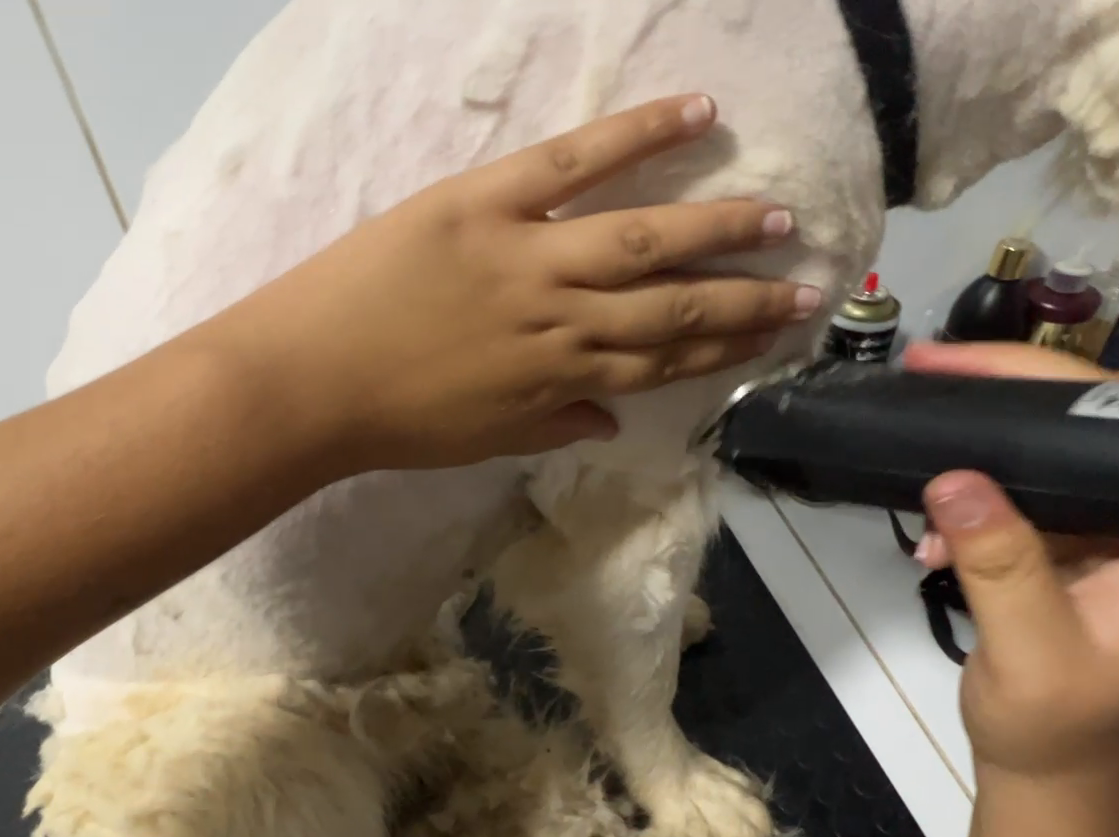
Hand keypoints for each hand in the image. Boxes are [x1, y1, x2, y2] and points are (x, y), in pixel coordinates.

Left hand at [191, 94, 819, 471]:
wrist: (307, 384)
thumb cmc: (394, 422)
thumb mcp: (484, 440)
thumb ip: (553, 424)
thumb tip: (611, 418)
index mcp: (559, 379)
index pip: (662, 361)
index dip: (723, 349)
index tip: (772, 338)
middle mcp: (562, 319)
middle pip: (672, 304)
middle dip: (745, 297)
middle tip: (811, 281)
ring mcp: (528, 255)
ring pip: (643, 237)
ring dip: (718, 225)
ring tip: (778, 215)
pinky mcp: (485, 202)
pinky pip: (574, 161)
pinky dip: (638, 133)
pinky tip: (698, 113)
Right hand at [902, 343, 1118, 777]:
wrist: (1043, 762)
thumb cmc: (1057, 719)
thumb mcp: (1033, 648)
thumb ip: (1002, 564)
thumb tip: (951, 477)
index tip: (1040, 367)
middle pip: (1093, 427)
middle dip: (1011, 396)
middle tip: (931, 368)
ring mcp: (1101, 530)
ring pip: (1040, 457)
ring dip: (973, 458)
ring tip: (914, 474)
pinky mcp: (1056, 544)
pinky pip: (1007, 497)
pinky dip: (961, 506)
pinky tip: (929, 541)